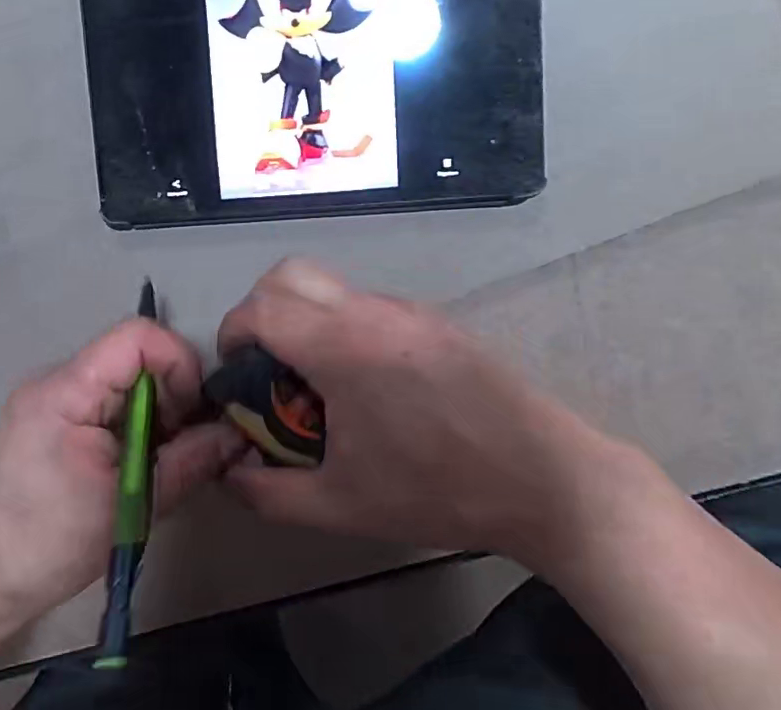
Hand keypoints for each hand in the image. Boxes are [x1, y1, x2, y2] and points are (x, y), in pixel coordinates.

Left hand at [0, 318, 246, 629]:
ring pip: (119, 376)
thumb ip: (188, 462)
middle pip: (130, 355)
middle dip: (168, 392)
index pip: (136, 336)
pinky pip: (101, 396)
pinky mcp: (46, 414)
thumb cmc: (51, 543)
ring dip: (150, 409)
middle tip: (181, 443)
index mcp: (66, 390)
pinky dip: (128, 419)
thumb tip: (235, 433)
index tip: (192, 412)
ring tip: (155, 457)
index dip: (178, 362)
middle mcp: (53, 379)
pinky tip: (131, 459)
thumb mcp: (132, 506)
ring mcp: (46, 394)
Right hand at [218, 258, 641, 567]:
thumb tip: (229, 474)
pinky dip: (341, 323)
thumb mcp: (342, 506)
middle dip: (260, 308)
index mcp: (340, 347)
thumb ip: (269, 492)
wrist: (550, 481)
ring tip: (317, 374)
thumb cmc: (438, 490)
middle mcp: (368, 311)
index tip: (236, 370)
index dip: (232, 333)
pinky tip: (368, 380)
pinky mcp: (432, 318)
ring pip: (328, 283)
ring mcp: (405, 309)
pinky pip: (365, 301)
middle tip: (267, 360)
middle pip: (287, 274)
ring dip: (302, 314)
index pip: (259, 308)